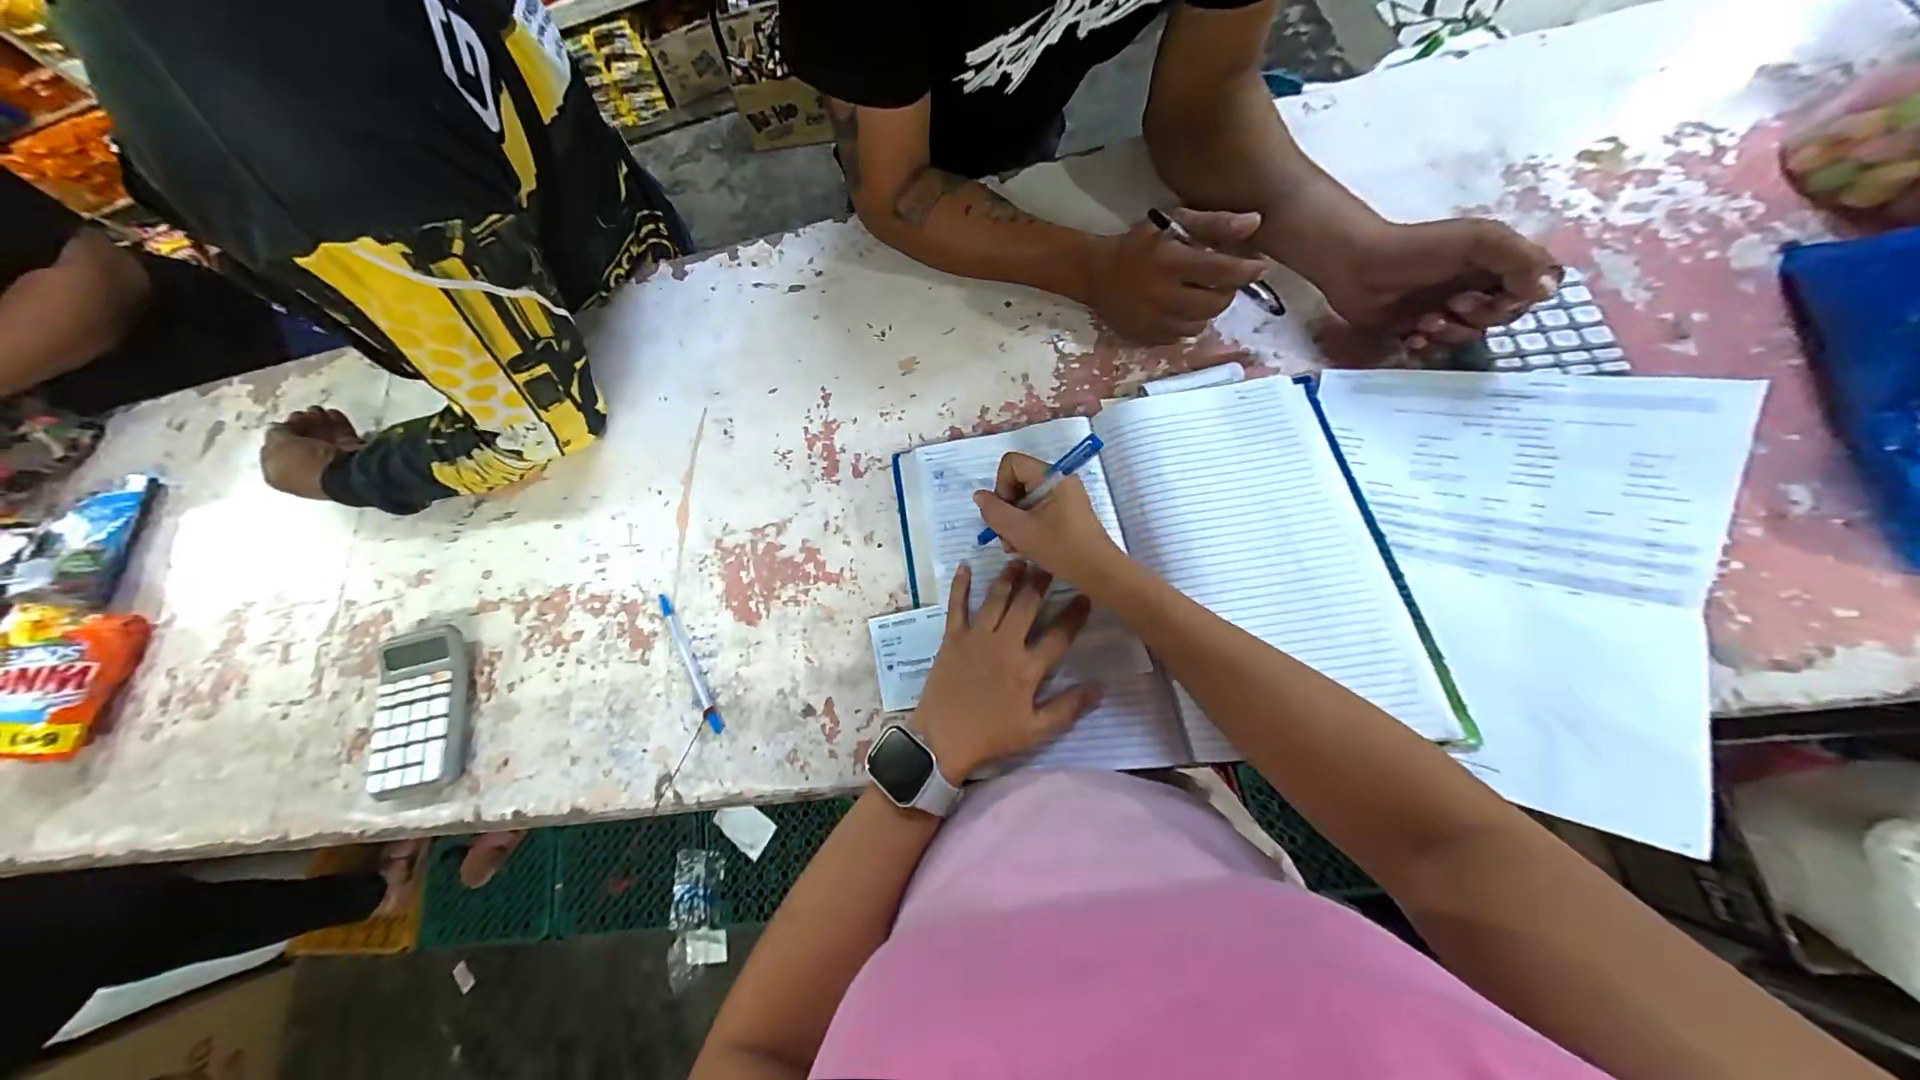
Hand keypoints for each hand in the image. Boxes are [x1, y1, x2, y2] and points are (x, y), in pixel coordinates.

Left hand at [261, 406, 362, 499]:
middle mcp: (305, 472)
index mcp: (281, 475)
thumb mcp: (279, 444)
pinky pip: (341, 437)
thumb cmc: (304, 461)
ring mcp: (330, 465)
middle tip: (302, 414)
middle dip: (300, 426)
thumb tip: (278, 427)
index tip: (282, 421)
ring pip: (321, 439)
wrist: (345, 471)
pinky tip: (333, 414)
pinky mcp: (351, 457)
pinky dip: (337, 424)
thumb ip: (275, 433)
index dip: (279, 434)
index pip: (276, 451)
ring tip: (317, 410)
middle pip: (301, 443)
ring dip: (318, 423)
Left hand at [915, 561, 1101, 782]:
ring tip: (1021, 559)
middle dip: (1042, 581)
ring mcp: (975, 637)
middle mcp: (1004, 644)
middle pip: (1027, 605)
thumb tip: (1101, 687)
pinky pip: (957, 606)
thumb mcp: (1036, 730)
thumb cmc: (991, 737)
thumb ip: (1069, 707)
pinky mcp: (952, 638)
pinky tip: (964, 567)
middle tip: (1053, 563)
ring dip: (1010, 577)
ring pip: (996, 598)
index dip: (1075, 613)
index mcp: (1027, 668)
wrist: (941, 741)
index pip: (1059, 634)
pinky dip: (961, 585)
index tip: (1088, 594)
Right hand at [971, 452, 1125, 584]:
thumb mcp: (1021, 531)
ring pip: (1024, 499)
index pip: (1011, 463)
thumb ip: (994, 511)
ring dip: (1014, 523)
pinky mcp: (1065, 513)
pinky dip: (1026, 527)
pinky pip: (1036, 510)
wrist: (1099, 573)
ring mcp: (1063, 497)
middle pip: (1016, 482)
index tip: (1007, 513)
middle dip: (1006, 510)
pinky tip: (1026, 547)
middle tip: (1007, 537)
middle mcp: (1059, 481)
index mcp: (1053, 477)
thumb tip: (980, 496)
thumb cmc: (1062, 549)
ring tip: (1016, 547)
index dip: (1001, 486)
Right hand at [1084, 208, 1270, 344]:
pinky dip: (1186, 323)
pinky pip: (1180, 336)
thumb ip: (1214, 223)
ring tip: (1198, 295)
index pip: (1222, 272)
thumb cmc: (1137, 245)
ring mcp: (1154, 322)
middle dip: (1226, 292)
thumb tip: (1256, 223)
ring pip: (1200, 323)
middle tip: (1222, 281)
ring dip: (1207, 309)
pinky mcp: (1147, 338)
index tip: (1260, 267)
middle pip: (1216, 304)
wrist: (1095, 274)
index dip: (1247, 271)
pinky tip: (1178, 309)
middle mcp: (1162, 296)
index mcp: (1170, 263)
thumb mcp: (1172, 224)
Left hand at [1312, 218, 1560, 359]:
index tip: (1501, 295)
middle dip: (1480, 316)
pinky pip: (1436, 349)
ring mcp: (1447, 310)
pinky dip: (1427, 346)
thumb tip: (1547, 291)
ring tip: (1425, 320)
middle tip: (1453, 304)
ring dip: (1451, 332)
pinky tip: (1412, 337)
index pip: (1534, 290)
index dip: (1521, 299)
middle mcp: (1478, 287)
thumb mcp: (1478, 241)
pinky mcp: (1418, 329)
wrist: (1358, 267)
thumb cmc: (1419, 248)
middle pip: (1503, 318)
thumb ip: (1519, 260)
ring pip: (1469, 336)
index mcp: (1498, 263)